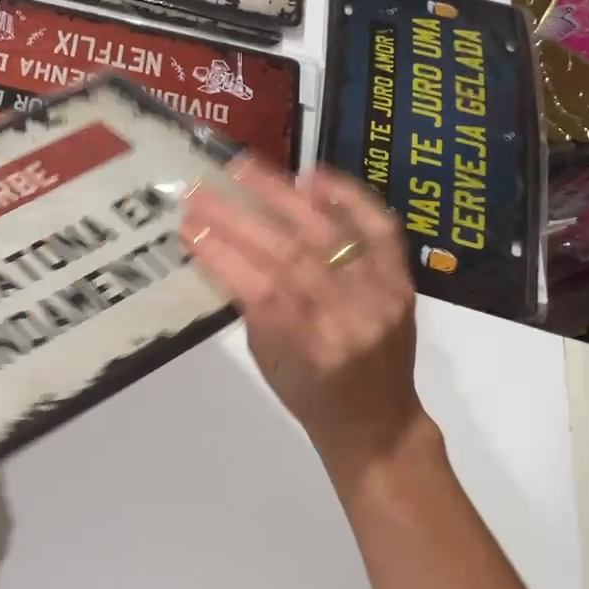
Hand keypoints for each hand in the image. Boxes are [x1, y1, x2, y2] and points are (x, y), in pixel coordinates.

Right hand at [179, 159, 434, 492]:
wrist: (378, 419)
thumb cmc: (307, 394)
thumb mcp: (264, 357)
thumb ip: (250, 305)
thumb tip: (217, 250)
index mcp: (308, 347)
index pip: (261, 289)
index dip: (222, 253)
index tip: (187, 225)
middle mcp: (350, 318)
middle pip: (291, 254)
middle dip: (239, 217)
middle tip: (200, 190)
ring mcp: (381, 295)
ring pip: (329, 235)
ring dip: (281, 196)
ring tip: (244, 169)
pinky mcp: (401, 280)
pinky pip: (379, 230)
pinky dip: (348, 197)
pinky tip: (314, 175)